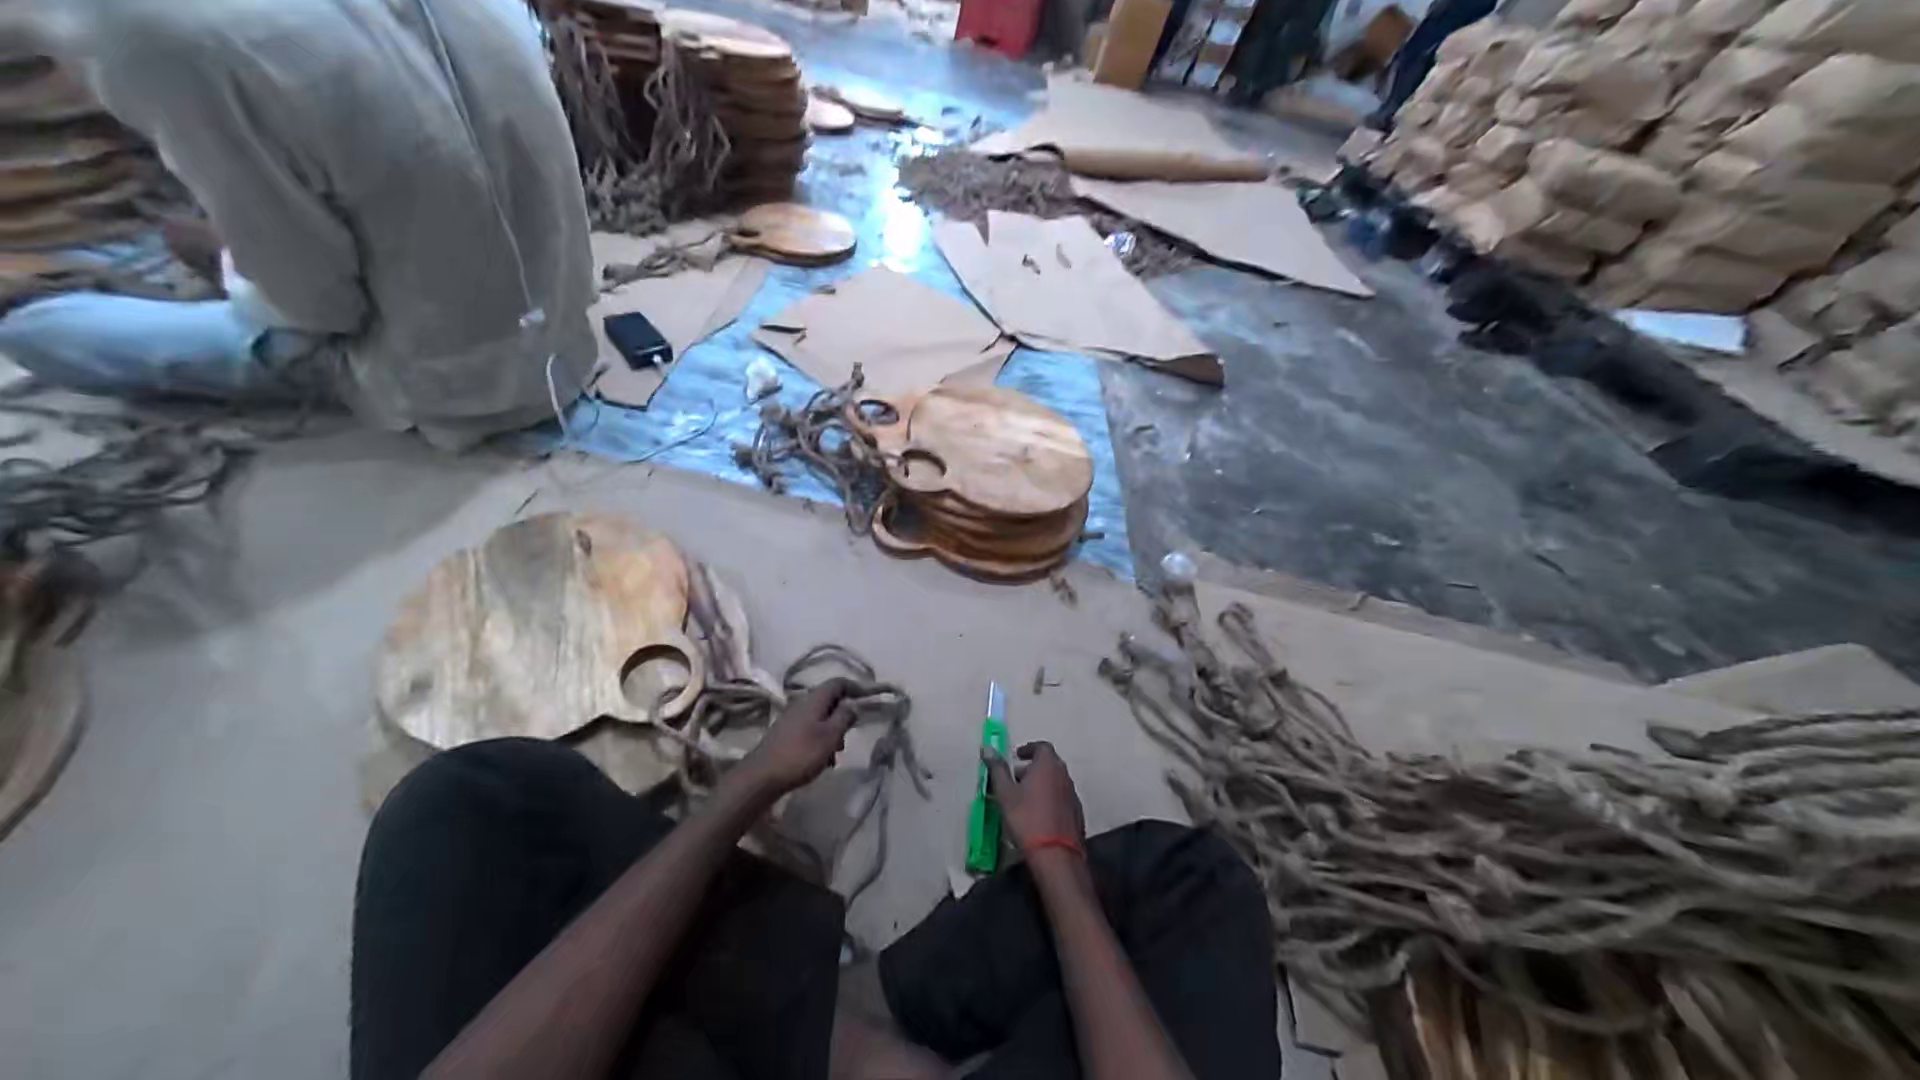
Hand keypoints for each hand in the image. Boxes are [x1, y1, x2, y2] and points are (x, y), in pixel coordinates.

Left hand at [736, 678, 858, 795]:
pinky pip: (810, 730)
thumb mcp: (830, 736)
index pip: (839, 683)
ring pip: (821, 718)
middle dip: (844, 716)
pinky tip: (822, 760)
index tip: (872, 696)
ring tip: (835, 754)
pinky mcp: (786, 733)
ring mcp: (792, 718)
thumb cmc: (801, 754)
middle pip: (830, 701)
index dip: (858, 687)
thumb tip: (853, 705)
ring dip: (833, 732)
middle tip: (851, 733)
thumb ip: (845, 717)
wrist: (762, 776)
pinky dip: (821, 740)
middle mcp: (802, 703)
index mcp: (814, 699)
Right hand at [984, 742, 1085, 853]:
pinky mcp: (1077, 813)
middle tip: (1016, 777)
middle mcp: (1064, 776)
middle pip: (1049, 763)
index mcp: (1048, 765)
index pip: (1042, 747)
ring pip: (1056, 781)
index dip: (1028, 749)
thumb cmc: (1027, 819)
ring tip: (1024, 797)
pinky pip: (1061, 798)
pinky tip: (1038, 814)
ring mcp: (1073, 795)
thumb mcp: (1005, 793)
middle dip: (1033, 767)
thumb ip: (997, 769)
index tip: (1017, 756)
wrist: (1055, 855)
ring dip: (1042, 783)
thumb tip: (987, 749)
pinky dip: (1050, 798)